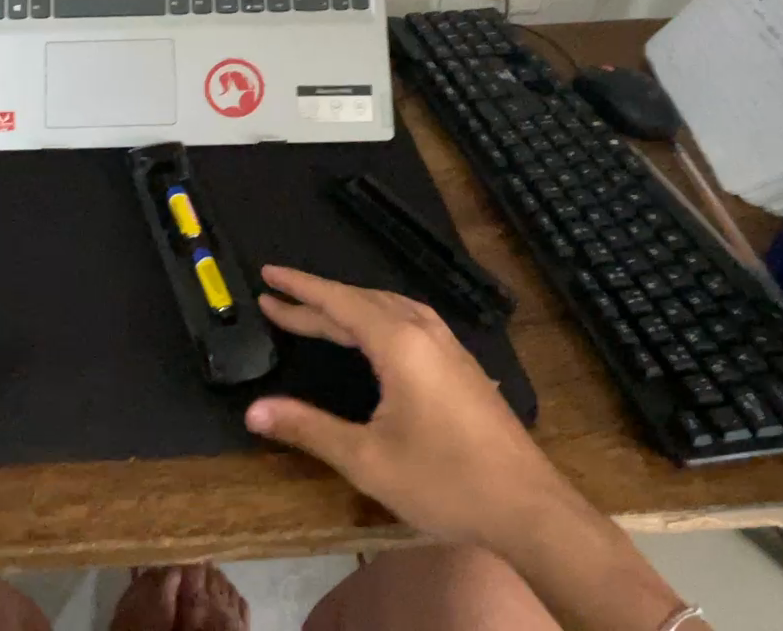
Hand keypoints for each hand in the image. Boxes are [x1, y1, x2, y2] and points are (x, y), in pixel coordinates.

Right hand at [242, 265, 581, 551]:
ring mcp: (448, 346)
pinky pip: (408, 319)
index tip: (267, 274)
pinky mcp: (461, 364)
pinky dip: (375, 315)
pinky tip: (374, 332)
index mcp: (399, 344)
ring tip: (316, 311)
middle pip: (361, 301)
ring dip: (348, 305)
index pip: (338, 302)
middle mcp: (424, 332)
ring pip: (388, 307)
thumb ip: (308, 428)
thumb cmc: (444, 482)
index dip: (299, 288)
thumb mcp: (367, 459)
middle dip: (316, 299)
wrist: (529, 508)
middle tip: (277, 297)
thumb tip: (253, 411)